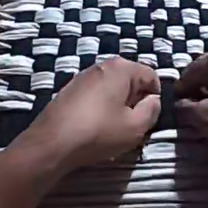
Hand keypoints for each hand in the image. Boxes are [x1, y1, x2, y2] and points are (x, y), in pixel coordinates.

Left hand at [10, 57, 161, 174]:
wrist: (52, 142)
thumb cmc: (99, 132)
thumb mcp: (136, 127)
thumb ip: (152, 110)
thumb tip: (153, 100)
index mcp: (121, 68)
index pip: (151, 76)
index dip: (154, 99)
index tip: (147, 119)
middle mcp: (102, 66)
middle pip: (130, 81)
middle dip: (135, 102)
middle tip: (131, 126)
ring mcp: (83, 76)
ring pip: (112, 89)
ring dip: (117, 106)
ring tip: (112, 130)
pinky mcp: (70, 90)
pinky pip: (95, 96)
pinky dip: (100, 109)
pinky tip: (94, 128)